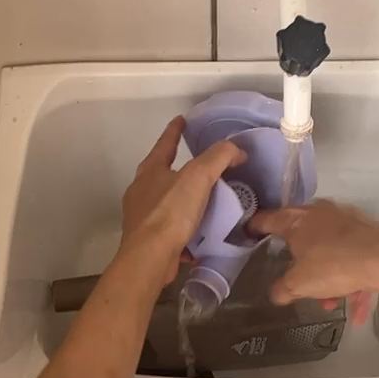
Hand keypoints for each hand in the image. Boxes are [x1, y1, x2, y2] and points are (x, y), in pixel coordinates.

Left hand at [117, 117, 246, 286]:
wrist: (151, 257)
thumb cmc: (170, 212)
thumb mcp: (198, 177)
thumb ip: (219, 157)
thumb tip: (237, 151)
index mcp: (150, 171)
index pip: (165, 143)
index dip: (175, 130)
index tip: (182, 120)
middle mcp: (142, 191)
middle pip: (162, 173)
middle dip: (180, 168)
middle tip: (201, 165)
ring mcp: (143, 217)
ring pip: (168, 202)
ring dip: (185, 200)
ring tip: (207, 201)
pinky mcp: (149, 240)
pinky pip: (172, 228)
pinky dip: (186, 228)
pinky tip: (201, 233)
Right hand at [249, 201, 378, 311]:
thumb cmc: (333, 266)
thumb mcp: (299, 284)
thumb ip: (282, 289)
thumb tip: (276, 293)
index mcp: (295, 220)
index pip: (266, 220)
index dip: (253, 228)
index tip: (247, 233)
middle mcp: (318, 212)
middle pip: (300, 235)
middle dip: (299, 262)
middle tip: (297, 281)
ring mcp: (345, 219)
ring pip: (328, 249)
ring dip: (327, 276)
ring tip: (332, 302)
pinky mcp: (366, 229)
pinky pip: (351, 255)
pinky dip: (350, 278)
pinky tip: (357, 305)